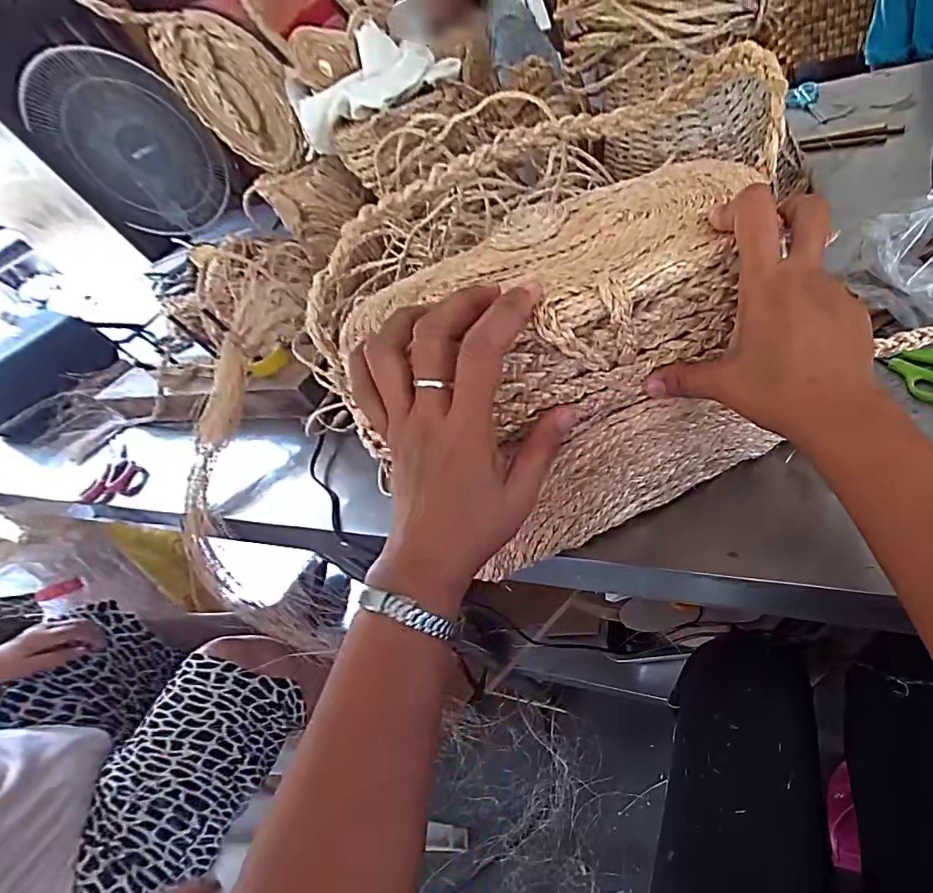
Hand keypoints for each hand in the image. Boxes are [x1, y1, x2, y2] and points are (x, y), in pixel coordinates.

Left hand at [0, 619, 104, 687]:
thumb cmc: (8, 669)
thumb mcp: (33, 667)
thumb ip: (59, 657)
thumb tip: (84, 650)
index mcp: (44, 635)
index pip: (78, 629)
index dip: (94, 637)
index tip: (101, 649)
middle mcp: (45, 627)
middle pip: (80, 622)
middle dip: (95, 633)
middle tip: (101, 647)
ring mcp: (43, 627)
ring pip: (76, 622)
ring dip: (89, 632)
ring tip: (92, 646)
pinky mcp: (42, 630)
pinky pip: (69, 626)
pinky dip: (81, 632)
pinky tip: (80, 643)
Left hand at [347, 285, 574, 613]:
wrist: (425, 559)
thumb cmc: (476, 530)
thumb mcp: (521, 494)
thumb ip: (543, 447)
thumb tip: (570, 410)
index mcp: (465, 432)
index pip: (482, 355)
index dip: (505, 316)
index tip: (528, 293)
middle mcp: (425, 418)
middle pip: (430, 337)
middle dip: (462, 302)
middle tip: (491, 293)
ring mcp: (397, 422)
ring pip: (385, 350)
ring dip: (412, 316)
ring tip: (441, 309)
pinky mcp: (382, 432)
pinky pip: (361, 381)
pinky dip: (371, 350)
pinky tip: (393, 342)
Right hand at [643, 185, 884, 448]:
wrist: (841, 414)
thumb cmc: (781, 394)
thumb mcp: (728, 385)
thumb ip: (688, 379)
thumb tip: (650, 385)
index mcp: (767, 283)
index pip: (756, 209)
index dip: (737, 204)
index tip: (721, 226)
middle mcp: (804, 276)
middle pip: (810, 210)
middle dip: (790, 209)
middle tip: (772, 234)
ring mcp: (836, 292)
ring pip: (820, 263)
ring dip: (800, 277)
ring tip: (783, 321)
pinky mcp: (855, 313)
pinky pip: (834, 299)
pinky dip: (819, 310)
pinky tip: (809, 343)